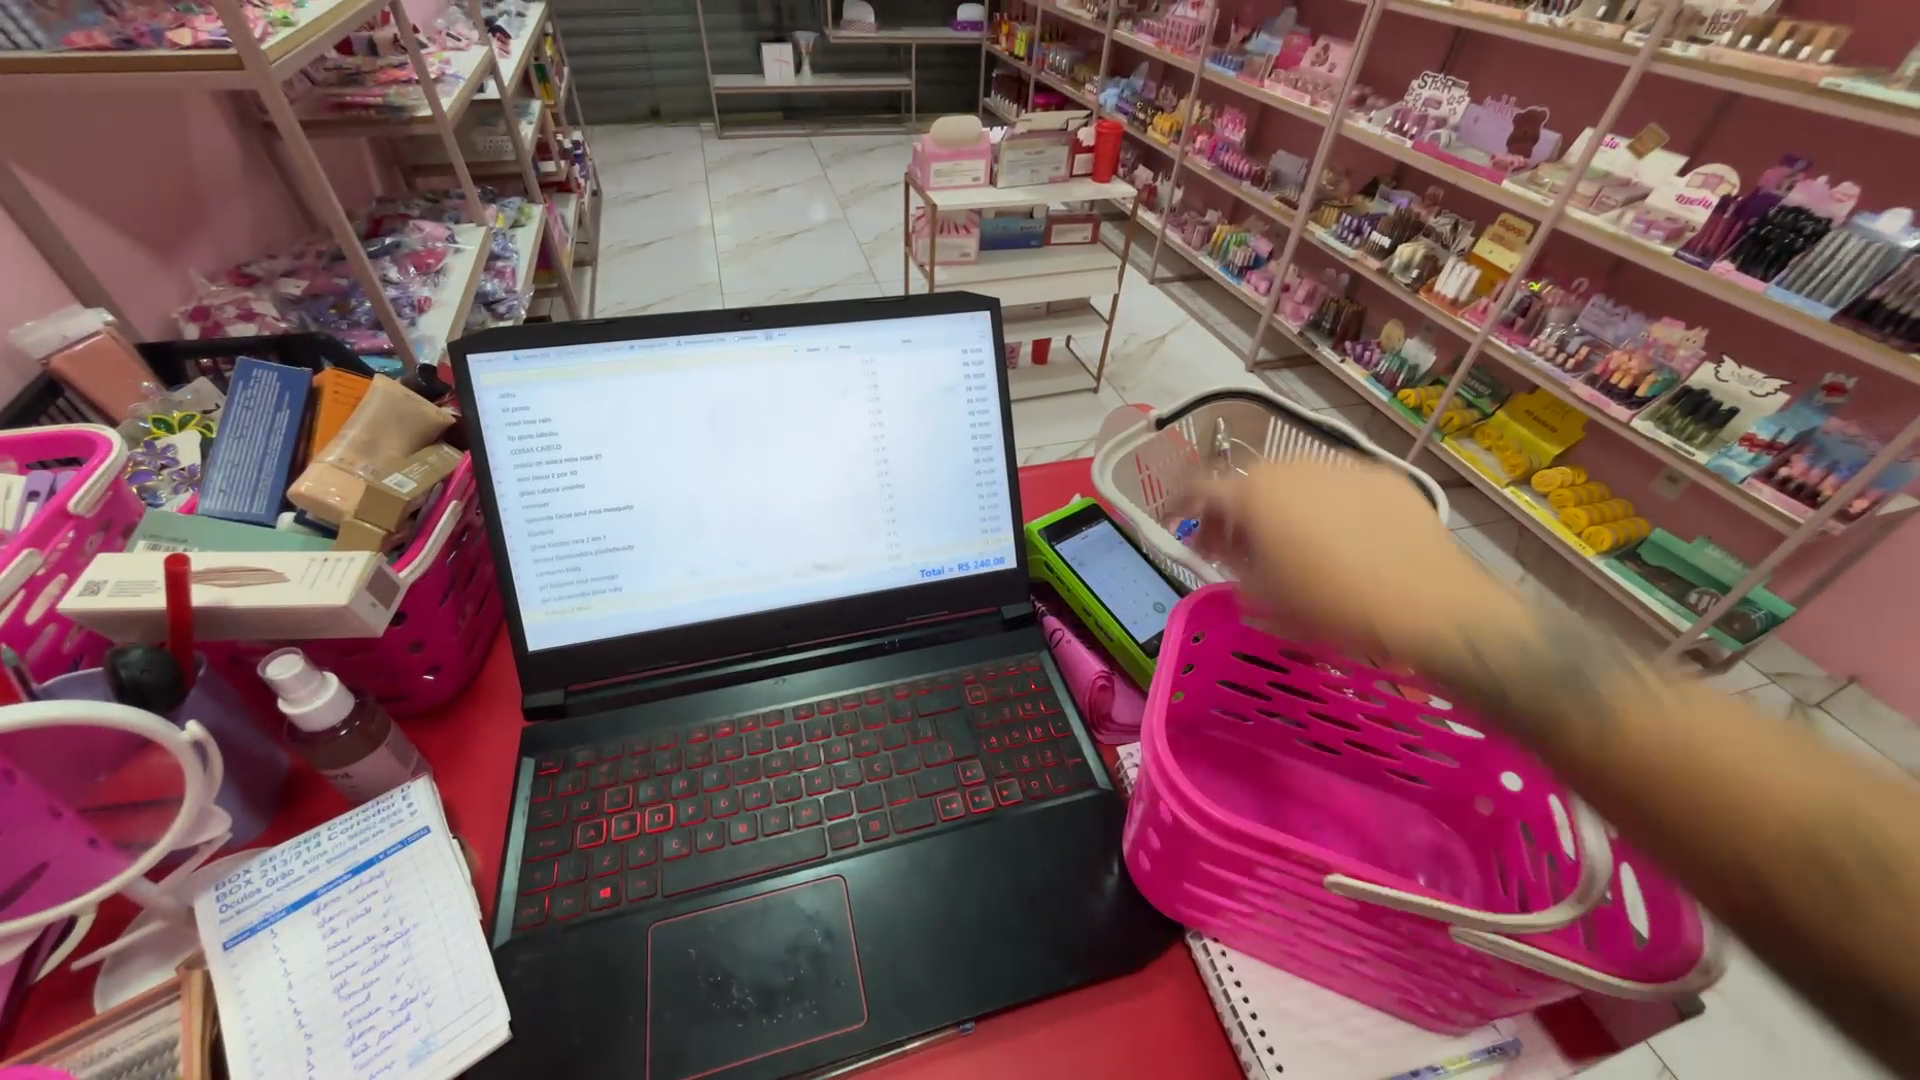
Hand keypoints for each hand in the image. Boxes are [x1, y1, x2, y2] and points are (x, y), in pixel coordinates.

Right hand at [1182, 460, 1513, 668]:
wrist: (1432, 607)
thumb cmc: (1335, 607)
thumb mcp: (1265, 597)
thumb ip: (1232, 565)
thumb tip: (1226, 551)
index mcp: (1255, 495)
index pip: (1199, 489)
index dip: (1180, 506)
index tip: (1175, 525)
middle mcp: (1293, 468)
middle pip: (1247, 481)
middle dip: (1233, 511)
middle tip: (1234, 546)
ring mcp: (1341, 466)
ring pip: (1292, 480)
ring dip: (1278, 505)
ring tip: (1288, 542)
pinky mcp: (1382, 476)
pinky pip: (1336, 486)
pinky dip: (1323, 506)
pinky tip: (1339, 538)